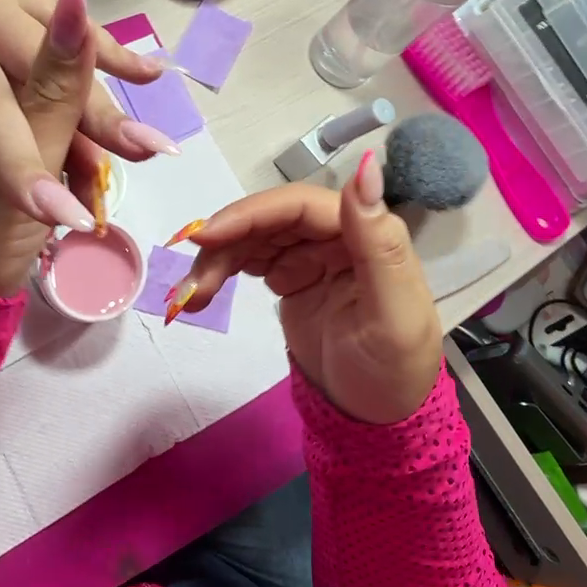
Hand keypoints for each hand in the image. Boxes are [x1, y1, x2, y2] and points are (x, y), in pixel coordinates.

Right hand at [169, 152, 443, 423]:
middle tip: (192, 278)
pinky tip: (200, 294)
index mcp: (365, 233)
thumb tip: (366, 167)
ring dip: (216, 260)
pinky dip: (220, 273)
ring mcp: (310, 254)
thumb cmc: (392, 369)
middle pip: (268, 218)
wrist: (375, 418)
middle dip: (225, 242)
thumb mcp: (393, 315)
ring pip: (252, 237)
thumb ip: (379, 243)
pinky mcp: (290, 275)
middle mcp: (336, 233)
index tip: (205, 236)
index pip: (299, 207)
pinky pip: (247, 259)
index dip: (251, 214)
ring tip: (192, 298)